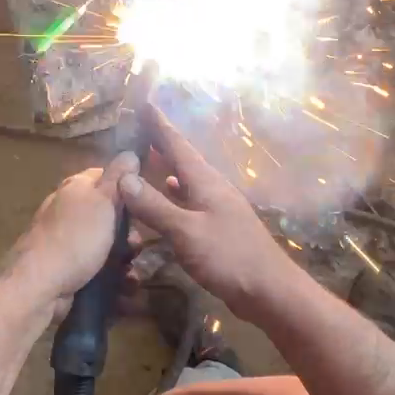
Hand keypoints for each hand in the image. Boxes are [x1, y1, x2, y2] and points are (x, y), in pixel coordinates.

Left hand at [5, 152, 140, 304]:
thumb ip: (117, 177)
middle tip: (137, 245)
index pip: (105, 175)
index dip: (127, 186)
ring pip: (105, 243)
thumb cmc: (76, 237)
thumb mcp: (103, 200)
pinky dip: (112, 276)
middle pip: (108, 213)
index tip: (145, 201)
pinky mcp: (67, 267)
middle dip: (129, 230)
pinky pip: (97, 267)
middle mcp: (68, 209)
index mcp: (75, 187)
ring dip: (124, 257)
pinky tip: (124, 287)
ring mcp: (66, 240)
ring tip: (132, 272)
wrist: (40, 285)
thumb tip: (129, 152)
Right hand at [116, 104, 300, 322]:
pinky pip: (188, 200)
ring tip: (145, 158)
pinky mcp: (217, 227)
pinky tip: (166, 197)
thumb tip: (124, 177)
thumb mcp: (186, 231)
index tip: (143, 102)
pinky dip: (172, 194)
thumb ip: (155, 206)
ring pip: (185, 180)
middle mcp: (211, 187)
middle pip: (181, 158)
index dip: (159, 124)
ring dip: (166, 167)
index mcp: (205, 181)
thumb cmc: (229, 256)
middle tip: (137, 127)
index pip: (177, 144)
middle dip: (160, 142)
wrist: (270, 292)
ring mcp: (216, 207)